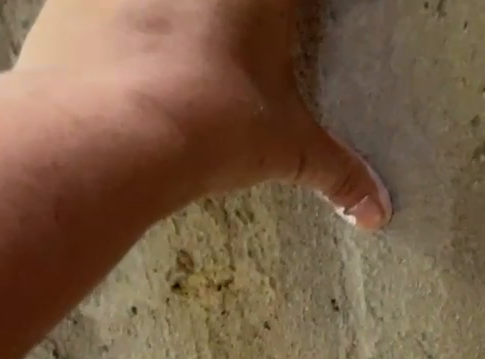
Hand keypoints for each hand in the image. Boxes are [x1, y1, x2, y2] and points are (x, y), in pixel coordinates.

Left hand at [14, 0, 390, 225]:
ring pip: (173, 3)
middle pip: (233, 0)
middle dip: (243, 16)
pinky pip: (106, 3)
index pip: (295, 2)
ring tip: (190, 55)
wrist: (106, 132)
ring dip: (182, 19)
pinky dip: (123, 18)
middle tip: (244, 45)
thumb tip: (377, 212)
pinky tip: (133, 54)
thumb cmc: (212, 123)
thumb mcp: (288, 150)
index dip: (299, 13)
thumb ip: (339, 174)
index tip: (300, 22)